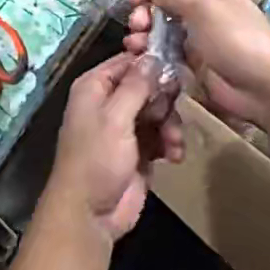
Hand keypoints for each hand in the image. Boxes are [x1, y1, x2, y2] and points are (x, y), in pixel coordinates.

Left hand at [44, 53, 182, 241]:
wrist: (91, 214)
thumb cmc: (96, 158)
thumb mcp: (115, 117)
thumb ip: (136, 86)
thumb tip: (154, 56)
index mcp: (95, 86)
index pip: (129, 61)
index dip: (153, 63)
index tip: (178, 69)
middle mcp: (110, 101)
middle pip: (148, 86)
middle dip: (165, 100)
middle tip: (171, 113)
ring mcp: (126, 126)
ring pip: (159, 111)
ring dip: (171, 125)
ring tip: (172, 143)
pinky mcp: (140, 150)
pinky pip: (162, 135)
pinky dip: (170, 143)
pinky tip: (173, 157)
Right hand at [123, 0, 269, 124]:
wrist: (264, 87)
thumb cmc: (235, 38)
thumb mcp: (202, 9)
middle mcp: (204, 11)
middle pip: (166, 6)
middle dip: (146, 12)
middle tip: (136, 23)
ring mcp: (199, 38)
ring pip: (163, 30)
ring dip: (145, 34)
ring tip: (134, 43)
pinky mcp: (194, 63)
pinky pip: (167, 52)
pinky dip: (153, 52)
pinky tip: (139, 55)